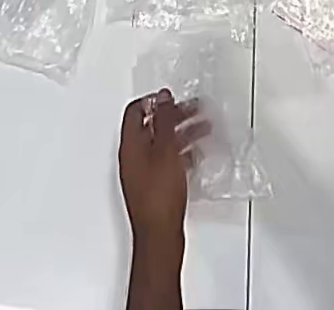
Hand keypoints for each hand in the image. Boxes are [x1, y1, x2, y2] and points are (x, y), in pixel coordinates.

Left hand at [119, 89, 208, 246]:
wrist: (161, 237)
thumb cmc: (160, 196)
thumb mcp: (166, 150)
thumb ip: (165, 120)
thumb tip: (163, 97)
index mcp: (130, 145)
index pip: (135, 110)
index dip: (153, 100)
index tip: (171, 97)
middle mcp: (133, 157)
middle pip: (151, 126)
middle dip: (173, 116)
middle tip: (193, 110)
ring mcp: (143, 173)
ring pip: (162, 144)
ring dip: (181, 133)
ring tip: (203, 129)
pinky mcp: (155, 187)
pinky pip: (168, 161)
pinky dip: (182, 153)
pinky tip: (196, 156)